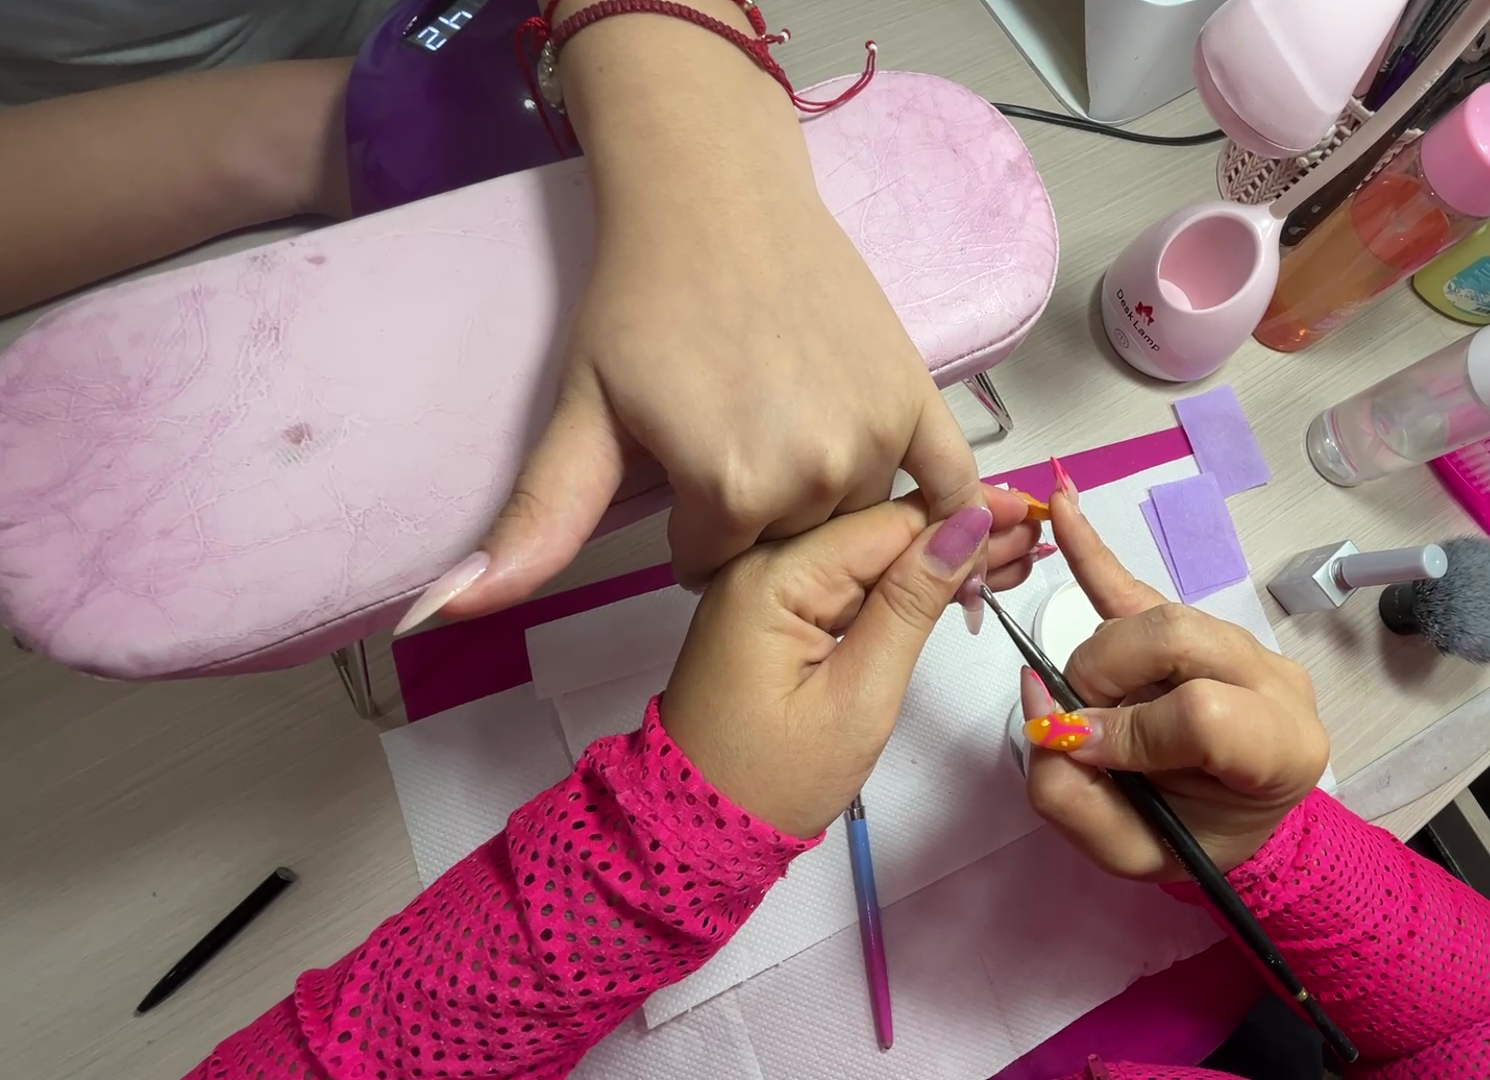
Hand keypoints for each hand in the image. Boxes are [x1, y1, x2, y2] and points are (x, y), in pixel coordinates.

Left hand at [422, 2, 981, 620]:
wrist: (716, 194)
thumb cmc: (643, 299)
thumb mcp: (581, 413)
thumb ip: (536, 526)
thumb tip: (443, 617)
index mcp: (732, 487)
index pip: (716, 566)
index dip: (693, 536)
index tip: (689, 490)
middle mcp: (816, 473)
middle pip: (789, 547)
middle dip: (760, 521)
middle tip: (741, 457)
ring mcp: (877, 434)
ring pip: (855, 517)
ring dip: (828, 502)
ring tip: (796, 445)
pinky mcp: (917, 398)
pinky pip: (951, 480)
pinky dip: (949, 509)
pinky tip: (939, 526)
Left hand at [661, 487, 1042, 836]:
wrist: (698, 827)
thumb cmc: (776, 778)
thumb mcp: (857, 695)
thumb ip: (910, 606)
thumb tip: (963, 527)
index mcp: (777, 576)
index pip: (887, 525)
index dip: (961, 516)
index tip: (1024, 516)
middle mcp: (770, 563)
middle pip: (884, 534)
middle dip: (961, 534)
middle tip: (1031, 535)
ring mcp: (774, 586)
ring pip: (877, 557)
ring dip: (944, 559)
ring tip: (1014, 555)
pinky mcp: (783, 610)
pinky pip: (857, 585)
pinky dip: (910, 586)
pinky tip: (962, 580)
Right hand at [1020, 470, 1327, 879]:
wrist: (1232, 815)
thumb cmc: (1190, 838)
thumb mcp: (1133, 857)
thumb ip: (1073, 799)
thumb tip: (1041, 704)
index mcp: (1281, 747)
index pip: (1201, 713)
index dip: (1129, 728)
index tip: (1082, 745)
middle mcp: (1270, 678)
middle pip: (1168, 636)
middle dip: (1101, 676)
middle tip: (1081, 718)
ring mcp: (1236, 641)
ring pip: (1150, 614)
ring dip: (1100, 654)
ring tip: (1090, 695)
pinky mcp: (1194, 622)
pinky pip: (1135, 584)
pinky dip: (1092, 551)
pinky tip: (1061, 503)